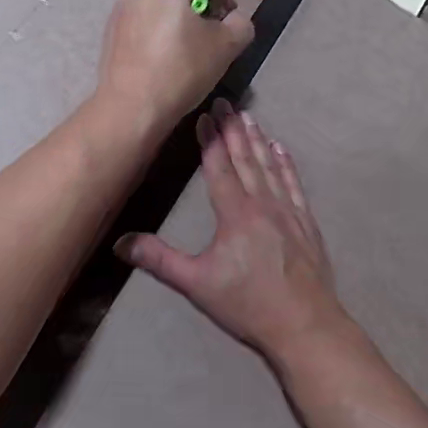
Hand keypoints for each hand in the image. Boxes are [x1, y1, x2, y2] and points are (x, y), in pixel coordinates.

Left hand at [96, 0, 253, 136]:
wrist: (131, 107)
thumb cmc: (182, 71)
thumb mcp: (227, 47)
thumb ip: (241, 25)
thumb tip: (234, 20)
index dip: (227, 1)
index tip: (230, 29)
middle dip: (200, 15)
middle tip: (210, 43)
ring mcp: (122, 11)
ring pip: (161, 10)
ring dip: (178, 26)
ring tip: (184, 55)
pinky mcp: (110, 33)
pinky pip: (142, 27)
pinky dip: (156, 37)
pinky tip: (161, 63)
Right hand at [116, 100, 354, 362]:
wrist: (305, 324)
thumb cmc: (247, 304)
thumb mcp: (197, 284)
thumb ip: (160, 260)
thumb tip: (121, 243)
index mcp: (235, 214)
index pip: (220, 168)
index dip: (210, 141)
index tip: (204, 116)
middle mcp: (263, 204)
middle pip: (246, 159)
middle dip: (233, 130)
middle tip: (226, 102)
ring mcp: (288, 212)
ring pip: (270, 166)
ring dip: (258, 140)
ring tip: (249, 116)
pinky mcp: (306, 223)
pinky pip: (294, 184)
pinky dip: (286, 164)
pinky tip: (281, 149)